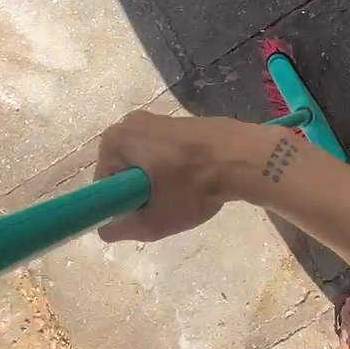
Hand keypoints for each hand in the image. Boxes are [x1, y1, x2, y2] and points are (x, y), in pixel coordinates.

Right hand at [94, 111, 258, 242]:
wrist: (244, 157)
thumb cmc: (193, 187)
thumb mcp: (153, 221)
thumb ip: (121, 229)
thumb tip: (106, 229)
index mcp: (116, 140)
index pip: (105, 184)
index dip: (121, 204)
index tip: (144, 214)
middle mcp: (132, 122)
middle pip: (126, 171)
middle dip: (142, 191)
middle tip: (166, 206)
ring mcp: (160, 118)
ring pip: (148, 162)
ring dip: (161, 180)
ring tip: (185, 193)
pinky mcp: (183, 121)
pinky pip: (168, 152)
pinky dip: (177, 167)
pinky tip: (197, 178)